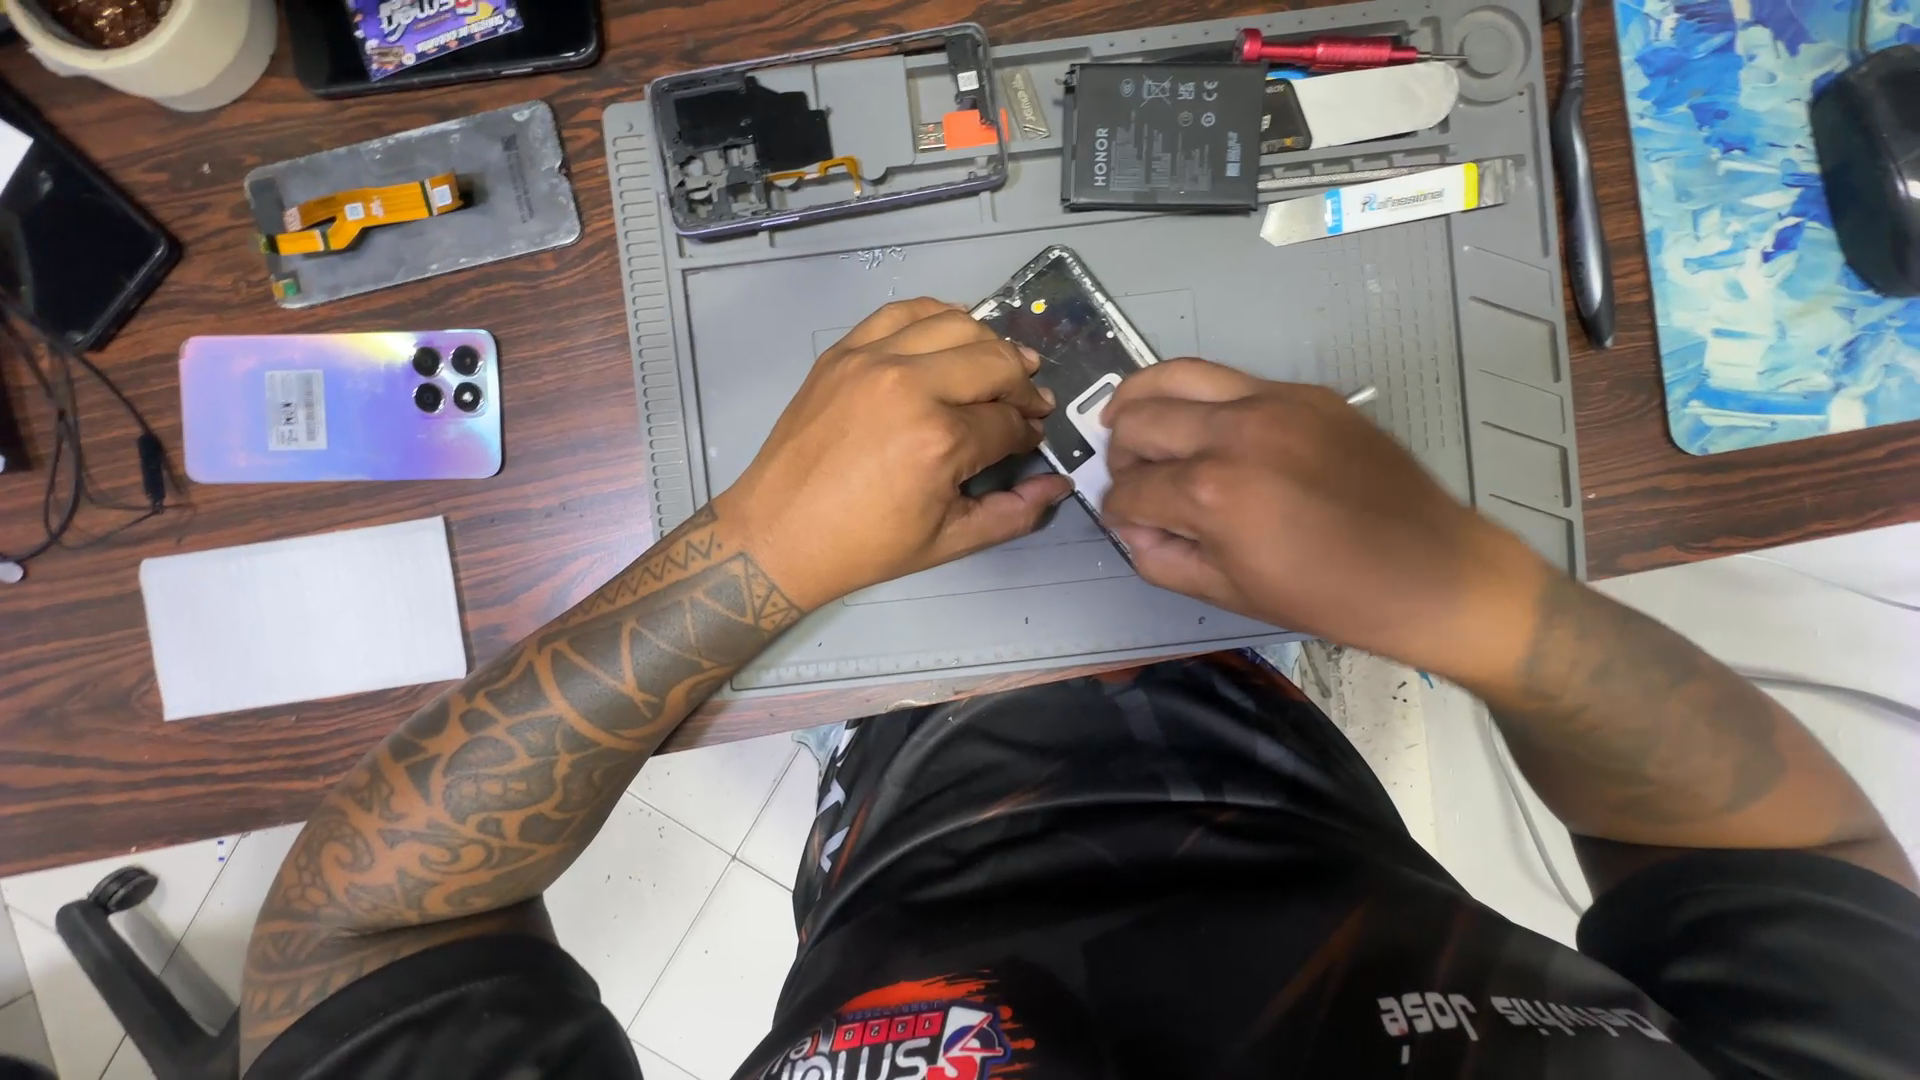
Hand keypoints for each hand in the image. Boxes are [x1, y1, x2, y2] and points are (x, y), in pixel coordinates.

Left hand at [718, 299, 1072, 610]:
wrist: (780, 533)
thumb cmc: (866, 546)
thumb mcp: (949, 542)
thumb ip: (1014, 513)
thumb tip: (1058, 484)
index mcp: (939, 441)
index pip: (1008, 421)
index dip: (1028, 431)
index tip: (1031, 439)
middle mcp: (911, 387)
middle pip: (994, 362)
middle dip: (1023, 386)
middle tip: (1028, 404)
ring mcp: (873, 361)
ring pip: (957, 326)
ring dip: (991, 344)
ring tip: (1001, 367)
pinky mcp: (844, 352)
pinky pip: (904, 312)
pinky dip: (938, 316)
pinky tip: (954, 333)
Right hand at [1100, 359, 1548, 680]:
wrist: (1431, 571)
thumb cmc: (1327, 597)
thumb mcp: (1228, 592)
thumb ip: (1159, 557)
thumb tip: (1134, 524)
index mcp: (1212, 494)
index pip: (1129, 490)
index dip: (1117, 512)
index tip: (1128, 523)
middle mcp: (1234, 433)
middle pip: (1137, 421)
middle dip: (1119, 456)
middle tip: (1133, 480)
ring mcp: (1272, 402)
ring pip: (1172, 376)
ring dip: (1139, 403)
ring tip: (1128, 422)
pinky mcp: (1302, 392)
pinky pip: (1225, 379)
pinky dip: (1195, 400)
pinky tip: (1202, 428)